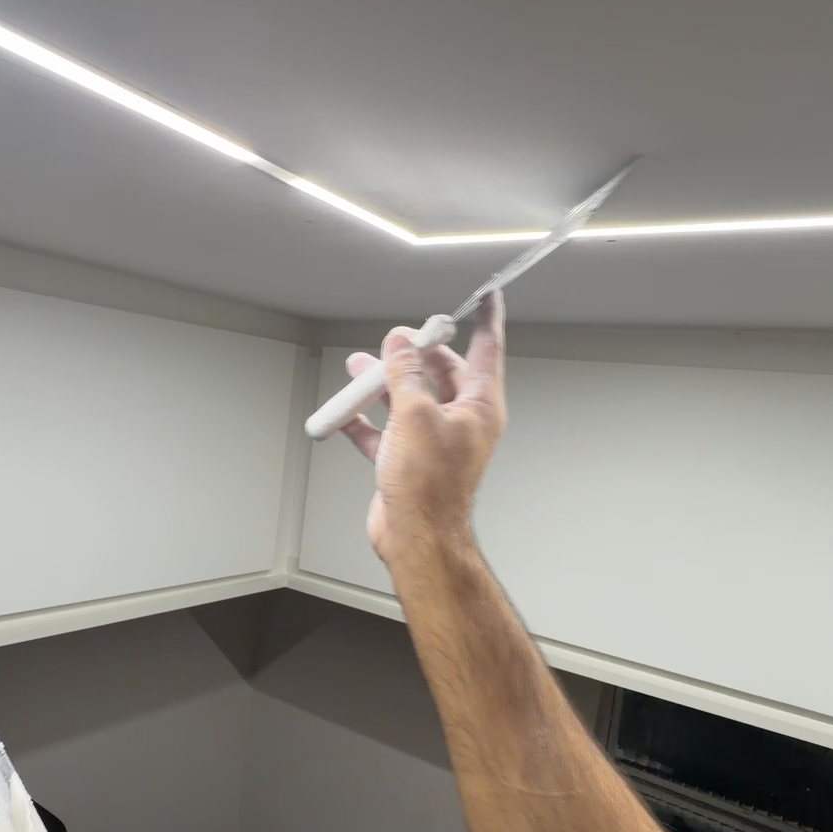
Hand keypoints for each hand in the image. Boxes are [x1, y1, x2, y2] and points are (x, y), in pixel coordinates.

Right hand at [339, 290, 506, 563]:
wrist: (414, 536)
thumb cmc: (429, 486)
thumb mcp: (415, 415)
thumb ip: (406, 373)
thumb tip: (400, 344)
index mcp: (478, 406)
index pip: (486, 350)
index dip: (485, 319)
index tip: (488, 295)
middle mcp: (460, 421)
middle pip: (441, 373)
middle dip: (415, 354)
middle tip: (396, 339)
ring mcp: (434, 440)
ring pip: (409, 399)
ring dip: (383, 384)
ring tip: (359, 369)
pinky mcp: (409, 458)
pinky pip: (386, 430)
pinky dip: (365, 421)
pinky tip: (344, 414)